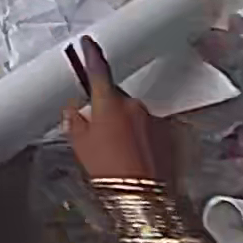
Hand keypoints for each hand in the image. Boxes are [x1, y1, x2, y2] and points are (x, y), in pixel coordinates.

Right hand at [62, 36, 173, 182]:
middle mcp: (134, 105)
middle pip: (116, 97)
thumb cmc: (110, 172)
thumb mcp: (80, 146)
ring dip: (124, 125)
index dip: (90, 54)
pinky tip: (133, 156)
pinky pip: (148, 128)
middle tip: (97, 133)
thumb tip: (73, 108)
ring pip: (132, 114)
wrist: (146, 199)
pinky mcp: (169, 134)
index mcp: (109, 103)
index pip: (98, 70)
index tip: (87, 43)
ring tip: (117, 152)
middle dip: (107, 109)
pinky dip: (140, 136)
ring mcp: (154, 119)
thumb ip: (73, 120)